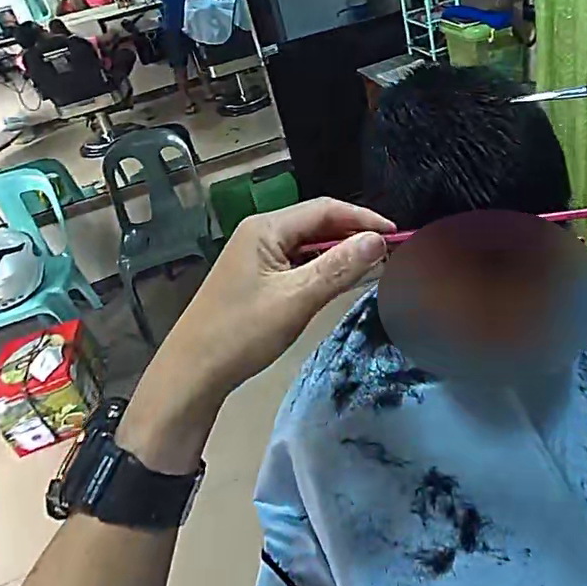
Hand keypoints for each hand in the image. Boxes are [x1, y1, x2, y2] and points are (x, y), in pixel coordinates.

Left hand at [117, 199, 394, 472]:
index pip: (325, 209)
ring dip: (339, 251)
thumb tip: (378, 240)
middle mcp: (261, 232)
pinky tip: (339, 280)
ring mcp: (256, 254)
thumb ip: (339, 268)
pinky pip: (298, 260)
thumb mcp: (296, 300)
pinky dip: (323, 267)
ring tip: (371, 265)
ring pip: (308, 242)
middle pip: (317, 222)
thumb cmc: (241, 334)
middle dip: (353, 233)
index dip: (363, 219)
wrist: (190, 376)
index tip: (396, 235)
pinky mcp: (257, 275)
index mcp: (266, 228)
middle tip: (388, 252)